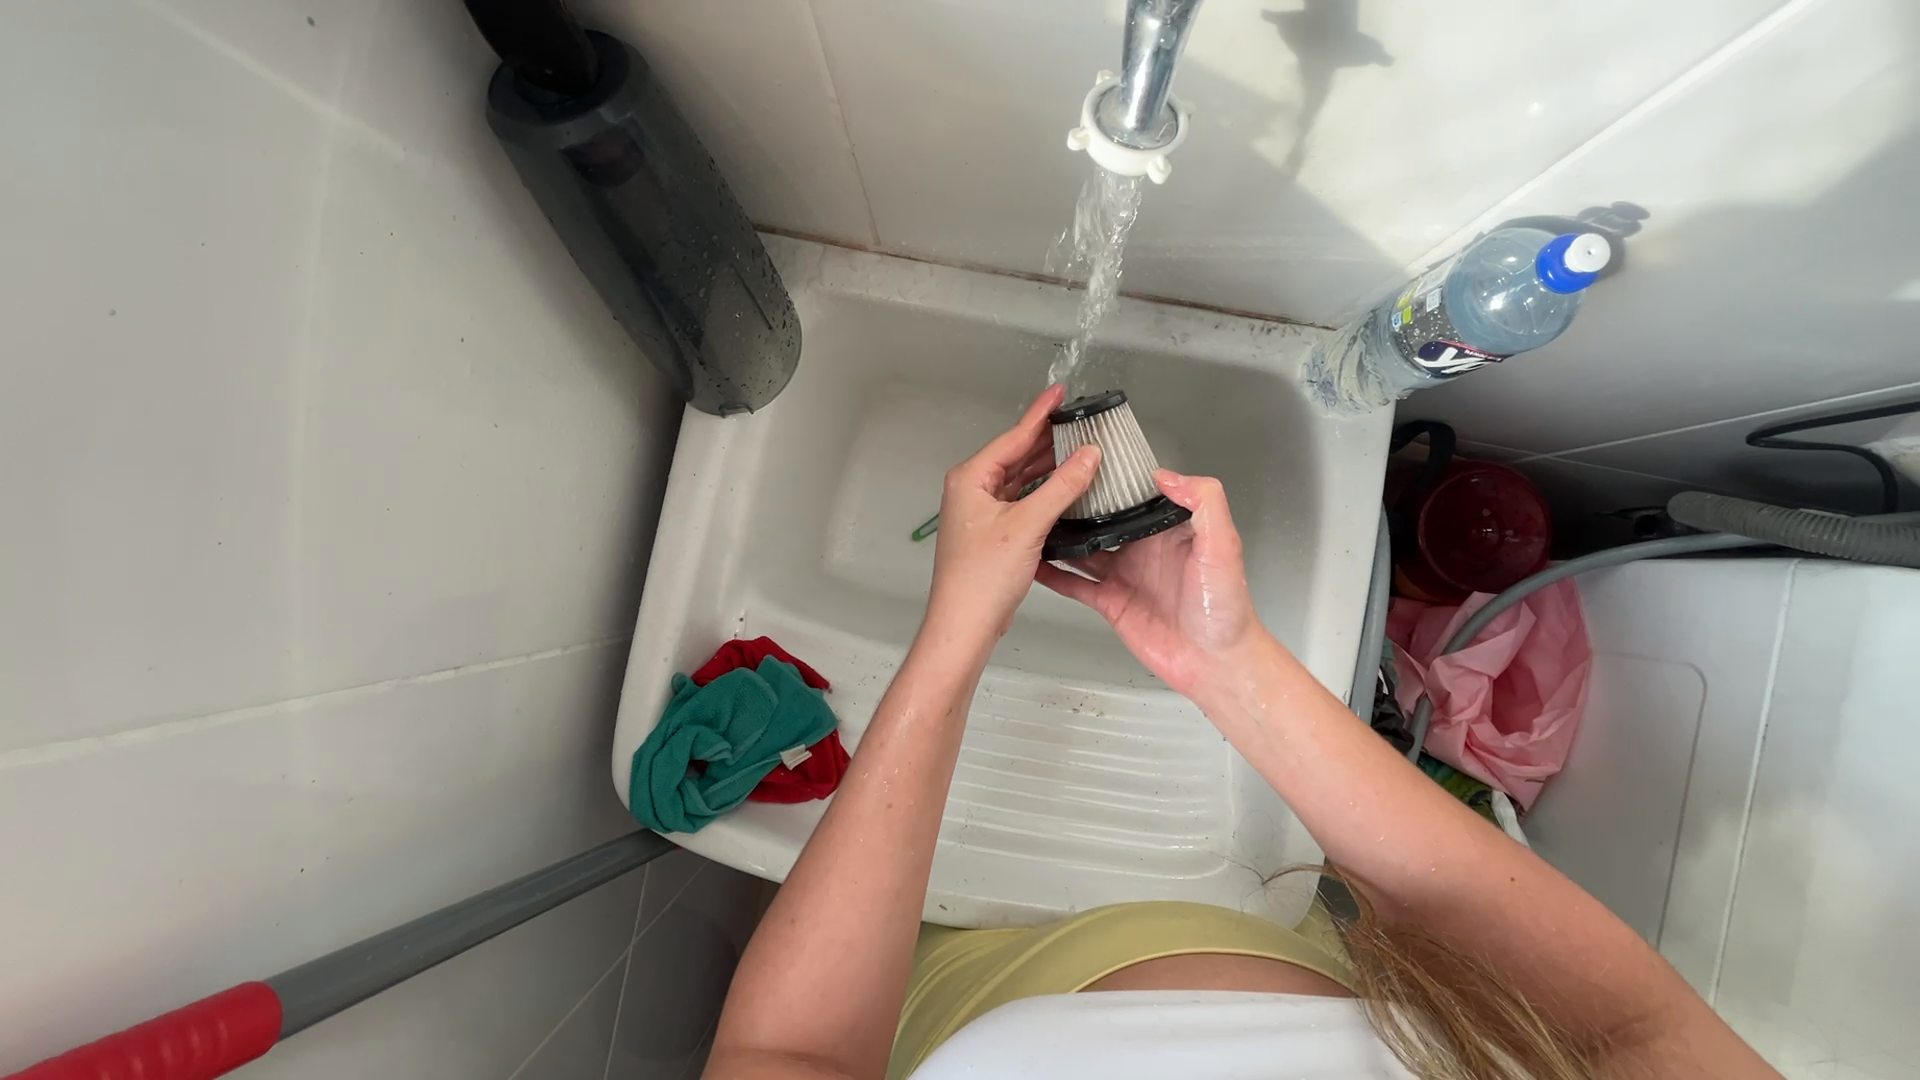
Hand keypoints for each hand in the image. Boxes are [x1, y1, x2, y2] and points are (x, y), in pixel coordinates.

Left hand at [927, 385, 1100, 641]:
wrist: (965, 624)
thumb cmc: (981, 578)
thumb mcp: (1028, 525)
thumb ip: (1061, 486)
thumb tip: (1088, 455)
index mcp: (971, 479)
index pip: (1013, 437)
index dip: (1040, 414)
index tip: (1059, 394)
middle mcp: (972, 490)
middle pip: (1016, 455)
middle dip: (1047, 439)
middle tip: (1078, 421)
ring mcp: (982, 512)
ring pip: (1020, 479)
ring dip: (1047, 467)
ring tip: (1078, 449)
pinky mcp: (993, 533)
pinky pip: (1021, 501)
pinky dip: (1043, 493)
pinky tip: (1064, 488)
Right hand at [1035, 470, 1268, 701]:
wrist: (1214, 663)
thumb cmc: (1226, 609)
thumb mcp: (1223, 546)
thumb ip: (1205, 503)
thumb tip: (1167, 475)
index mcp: (1168, 530)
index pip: (1135, 496)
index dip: (1113, 480)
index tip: (1087, 462)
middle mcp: (1143, 549)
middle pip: (1103, 520)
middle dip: (1077, 506)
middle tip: (1047, 488)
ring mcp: (1124, 575)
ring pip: (1083, 549)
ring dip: (1061, 538)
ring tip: (1033, 522)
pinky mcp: (1110, 601)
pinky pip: (1076, 584)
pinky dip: (1054, 575)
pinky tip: (1036, 564)